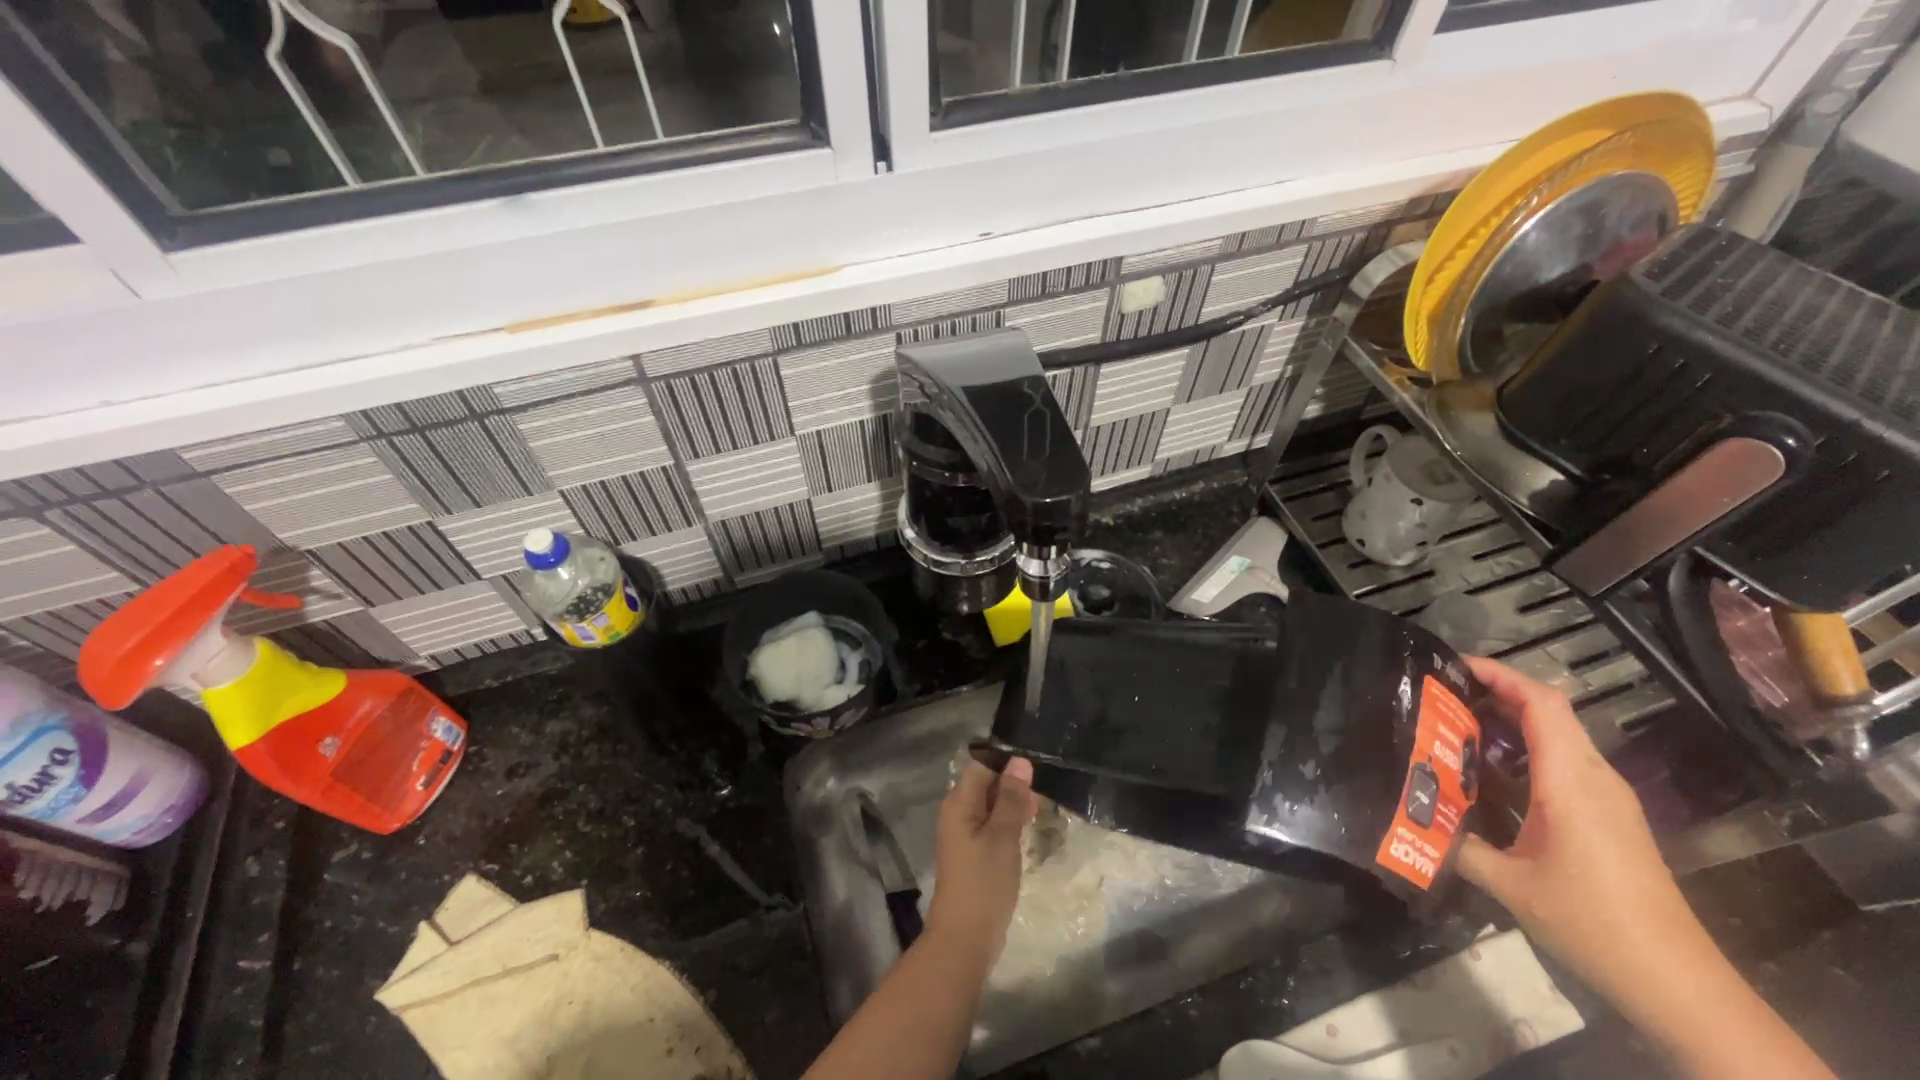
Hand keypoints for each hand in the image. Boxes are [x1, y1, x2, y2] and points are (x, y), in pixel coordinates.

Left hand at [926, 757, 1036, 960]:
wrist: (966, 936)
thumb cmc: (984, 882)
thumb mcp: (1002, 836)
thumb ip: (1010, 797)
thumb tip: (1019, 760)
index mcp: (959, 802)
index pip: (982, 764)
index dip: (1008, 760)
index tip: (1038, 761)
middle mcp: (958, 812)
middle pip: (986, 783)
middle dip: (1014, 783)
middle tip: (1046, 788)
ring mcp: (965, 833)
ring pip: (992, 805)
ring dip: (1014, 803)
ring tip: (1042, 807)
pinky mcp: (975, 852)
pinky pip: (992, 825)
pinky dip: (1010, 822)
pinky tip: (1030, 826)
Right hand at [1457, 656, 1703, 1005]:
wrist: (1672, 977)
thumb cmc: (1591, 921)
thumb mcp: (1510, 886)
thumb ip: (1461, 847)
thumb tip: (1420, 822)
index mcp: (1571, 781)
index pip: (1541, 702)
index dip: (1500, 674)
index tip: (1453, 666)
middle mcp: (1594, 777)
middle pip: (1550, 713)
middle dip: (1496, 695)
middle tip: (1441, 698)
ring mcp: (1608, 798)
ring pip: (1559, 739)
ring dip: (1511, 726)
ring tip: (1457, 732)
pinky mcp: (1611, 818)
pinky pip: (1566, 766)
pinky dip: (1527, 756)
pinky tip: (1494, 779)